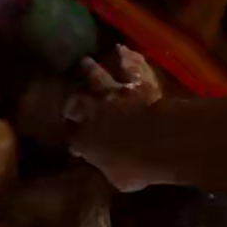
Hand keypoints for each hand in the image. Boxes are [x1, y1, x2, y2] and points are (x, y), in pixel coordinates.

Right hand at [67, 45, 169, 192]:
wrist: (157, 137)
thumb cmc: (137, 166)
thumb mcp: (119, 177)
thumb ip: (111, 167)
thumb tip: (111, 166)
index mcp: (87, 141)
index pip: (75, 140)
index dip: (74, 141)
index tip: (74, 142)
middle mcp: (96, 113)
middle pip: (78, 103)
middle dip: (73, 102)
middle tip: (70, 100)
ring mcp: (116, 93)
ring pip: (99, 77)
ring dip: (92, 69)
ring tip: (85, 61)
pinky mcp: (137, 81)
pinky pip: (130, 66)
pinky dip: (127, 57)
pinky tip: (124, 49)